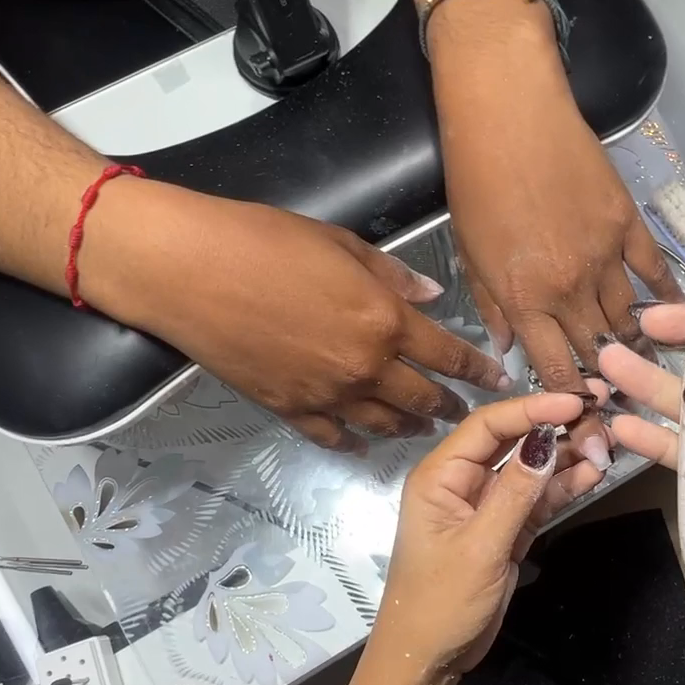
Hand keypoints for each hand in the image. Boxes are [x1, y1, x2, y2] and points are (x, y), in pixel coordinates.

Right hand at [80, 181, 511, 451]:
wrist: (184, 269)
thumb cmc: (262, 239)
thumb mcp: (340, 243)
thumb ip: (392, 275)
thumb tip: (432, 296)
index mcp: (385, 322)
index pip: (448, 354)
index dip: (478, 369)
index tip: (499, 379)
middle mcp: (365, 368)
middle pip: (423, 397)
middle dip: (451, 406)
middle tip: (467, 412)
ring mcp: (327, 395)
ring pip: (384, 423)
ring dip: (411, 427)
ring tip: (426, 430)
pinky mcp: (289, 410)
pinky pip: (332, 437)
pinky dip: (353, 443)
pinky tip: (365, 446)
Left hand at [371, 393, 605, 678]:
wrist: (428, 659)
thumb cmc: (441, 603)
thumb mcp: (480, 547)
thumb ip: (516, 493)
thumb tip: (547, 441)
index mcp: (440, 475)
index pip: (488, 425)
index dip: (532, 408)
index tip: (575, 401)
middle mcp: (462, 481)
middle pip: (512, 440)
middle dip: (555, 427)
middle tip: (602, 416)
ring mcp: (486, 505)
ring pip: (530, 468)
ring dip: (566, 457)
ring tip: (608, 445)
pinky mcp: (505, 528)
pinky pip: (537, 498)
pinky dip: (563, 487)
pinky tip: (594, 474)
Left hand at [435, 44, 682, 474]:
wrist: (508, 111)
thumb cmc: (475, 182)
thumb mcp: (469, 253)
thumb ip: (492, 307)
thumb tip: (509, 350)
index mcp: (524, 300)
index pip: (556, 369)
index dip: (572, 395)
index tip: (582, 407)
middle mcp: (569, 289)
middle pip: (597, 350)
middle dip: (606, 376)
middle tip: (617, 390)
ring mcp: (605, 257)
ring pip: (628, 318)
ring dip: (636, 344)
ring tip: (644, 360)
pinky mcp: (629, 224)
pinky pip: (654, 271)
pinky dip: (666, 295)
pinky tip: (676, 313)